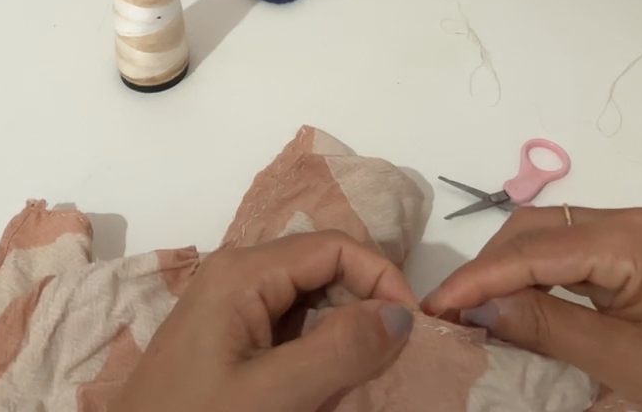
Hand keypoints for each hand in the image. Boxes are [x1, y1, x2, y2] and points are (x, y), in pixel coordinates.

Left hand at [114, 230, 416, 411]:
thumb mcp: (271, 396)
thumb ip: (337, 351)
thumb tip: (400, 313)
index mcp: (244, 271)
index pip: (332, 246)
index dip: (379, 275)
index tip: (412, 328)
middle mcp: (238, 272)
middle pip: (321, 266)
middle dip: (364, 301)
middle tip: (395, 355)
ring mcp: (231, 302)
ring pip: (308, 297)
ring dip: (344, 327)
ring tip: (368, 371)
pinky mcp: (229, 334)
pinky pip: (288, 324)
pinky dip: (319, 345)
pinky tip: (331, 379)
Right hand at [423, 207, 641, 411]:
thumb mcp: (622, 363)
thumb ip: (545, 326)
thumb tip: (478, 305)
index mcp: (629, 238)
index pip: (534, 249)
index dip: (480, 276)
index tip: (436, 305)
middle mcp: (627, 220)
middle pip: (536, 230)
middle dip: (489, 267)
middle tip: (451, 309)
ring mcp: (631, 232)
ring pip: (547, 236)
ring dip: (508, 268)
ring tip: (473, 305)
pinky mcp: (634, 252)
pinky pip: (568, 251)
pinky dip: (535, 274)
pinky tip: (515, 299)